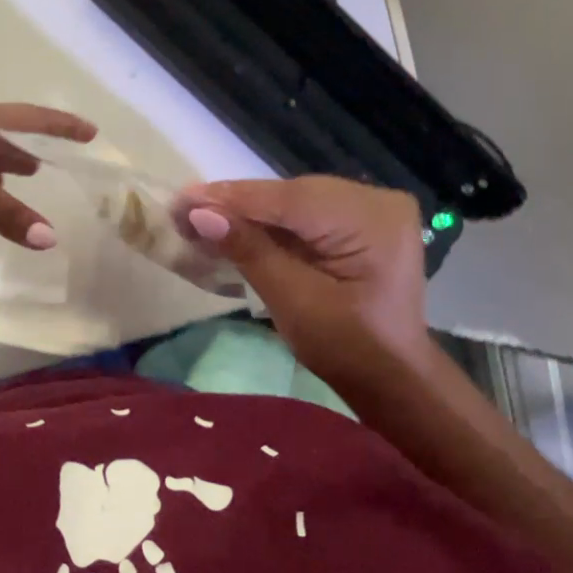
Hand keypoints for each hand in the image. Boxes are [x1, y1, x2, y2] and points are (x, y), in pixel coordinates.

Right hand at [182, 177, 429, 380]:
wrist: (389, 376)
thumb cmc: (345, 347)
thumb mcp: (293, 301)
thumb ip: (250, 251)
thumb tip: (200, 215)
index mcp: (372, 220)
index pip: (291, 200)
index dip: (233, 199)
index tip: (183, 200)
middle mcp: (378, 201)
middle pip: (294, 196)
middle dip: (238, 205)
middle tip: (183, 211)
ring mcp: (374, 210)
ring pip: (297, 203)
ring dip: (251, 214)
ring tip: (200, 218)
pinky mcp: (363, 224)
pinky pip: (309, 215)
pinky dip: (274, 225)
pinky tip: (237, 227)